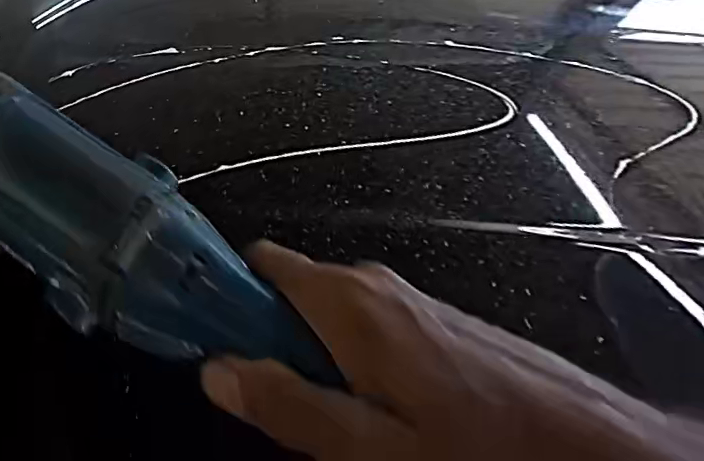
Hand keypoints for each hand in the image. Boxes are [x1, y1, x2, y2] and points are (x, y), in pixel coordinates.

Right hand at [199, 242, 703, 460]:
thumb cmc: (488, 456)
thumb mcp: (375, 453)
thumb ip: (289, 405)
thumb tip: (215, 372)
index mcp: (343, 299)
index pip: (259, 261)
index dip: (234, 295)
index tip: (229, 343)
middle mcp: (374, 284)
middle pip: (296, 293)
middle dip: (285, 343)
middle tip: (304, 412)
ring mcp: (418, 302)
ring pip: (340, 317)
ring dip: (331, 360)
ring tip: (363, 430)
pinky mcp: (454, 324)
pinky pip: (384, 332)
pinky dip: (374, 366)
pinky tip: (415, 425)